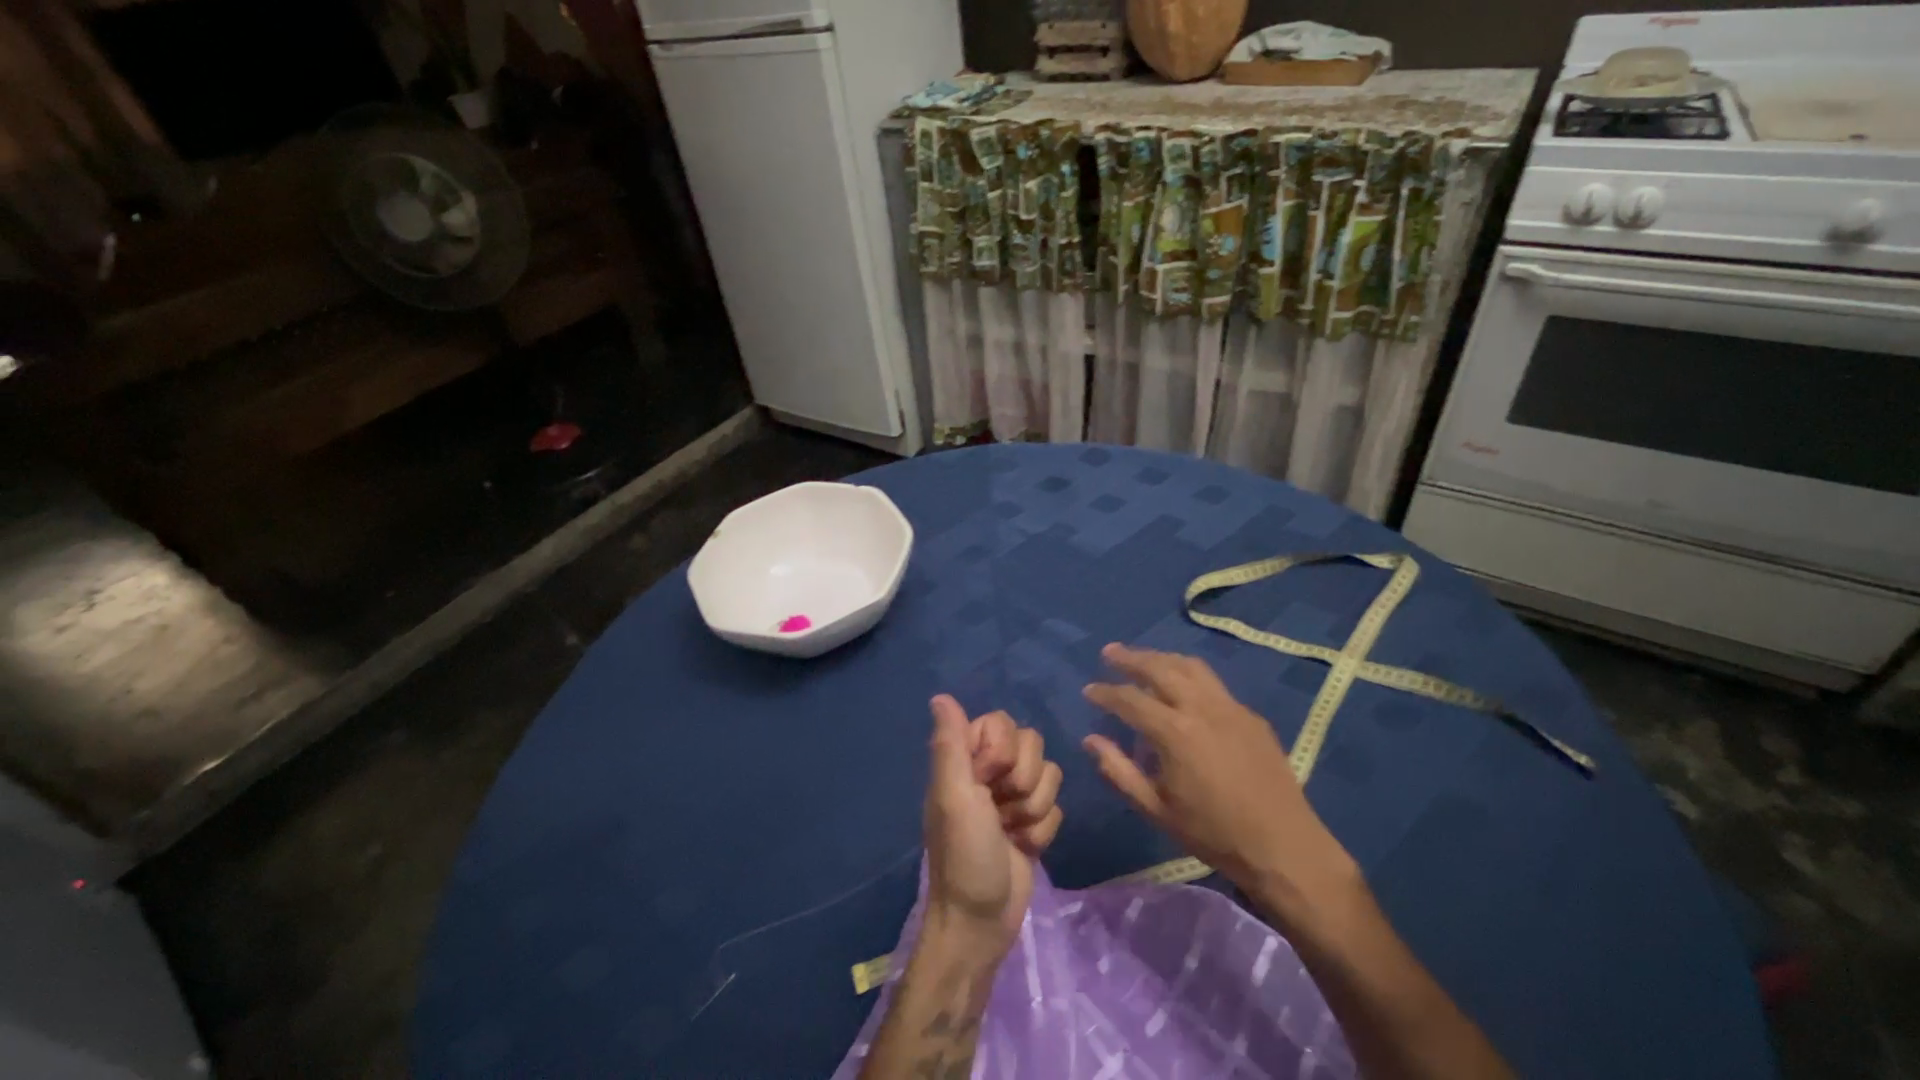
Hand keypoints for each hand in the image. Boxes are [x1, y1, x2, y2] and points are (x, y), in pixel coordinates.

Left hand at [921, 695, 1063, 957]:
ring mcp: (1011, 800)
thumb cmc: (964, 856)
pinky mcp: (1032, 824)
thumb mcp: (953, 797)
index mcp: (963, 762)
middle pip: (1031, 744)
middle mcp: (987, 774)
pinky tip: (1025, 848)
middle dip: (1024, 780)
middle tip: (1001, 809)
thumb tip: (940, 696)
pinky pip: (1056, 807)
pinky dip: (1043, 830)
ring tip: (1012, 832)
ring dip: (1034, 808)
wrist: (982, 921)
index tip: (988, 778)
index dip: (1004, 749)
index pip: (1001, 722)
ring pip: (1048, 775)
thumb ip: (950, 745)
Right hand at [1081, 644, 1355, 915]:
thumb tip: (1091, 740)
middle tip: (1110, 652)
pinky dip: (1190, 675)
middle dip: (1132, 658)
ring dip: (1163, 659)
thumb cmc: (1212, 833)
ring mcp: (1231, 708)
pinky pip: (1214, 684)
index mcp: (1174, 732)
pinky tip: (1184, 687)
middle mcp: (1202, 708)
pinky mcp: (1251, 717)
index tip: (1088, 690)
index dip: (1105, 693)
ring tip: (1144, 659)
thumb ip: (1119, 771)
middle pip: (1161, 669)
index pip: (1130, 700)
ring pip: (1191, 668)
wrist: (1282, 844)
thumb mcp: (1156, 809)